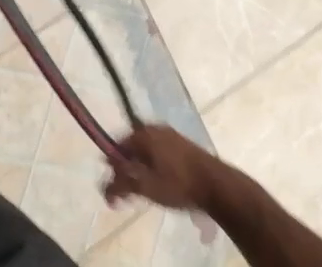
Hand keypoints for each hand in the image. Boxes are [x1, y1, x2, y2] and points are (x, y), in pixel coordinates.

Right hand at [104, 125, 223, 211]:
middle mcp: (154, 128)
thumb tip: (104, 188)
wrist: (217, 185)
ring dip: (142, 169)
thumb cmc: (179, 185)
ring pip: (146, 151)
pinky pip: (159, 152)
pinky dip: (154, 165)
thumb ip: (122, 185)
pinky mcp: (182, 143)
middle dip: (128, 170)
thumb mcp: (146, 188)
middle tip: (130, 192)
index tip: (117, 189)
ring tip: (147, 190)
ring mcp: (170, 134)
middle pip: (131, 148)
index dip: (113, 169)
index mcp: (142, 134)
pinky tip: (162, 182)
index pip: (116, 148)